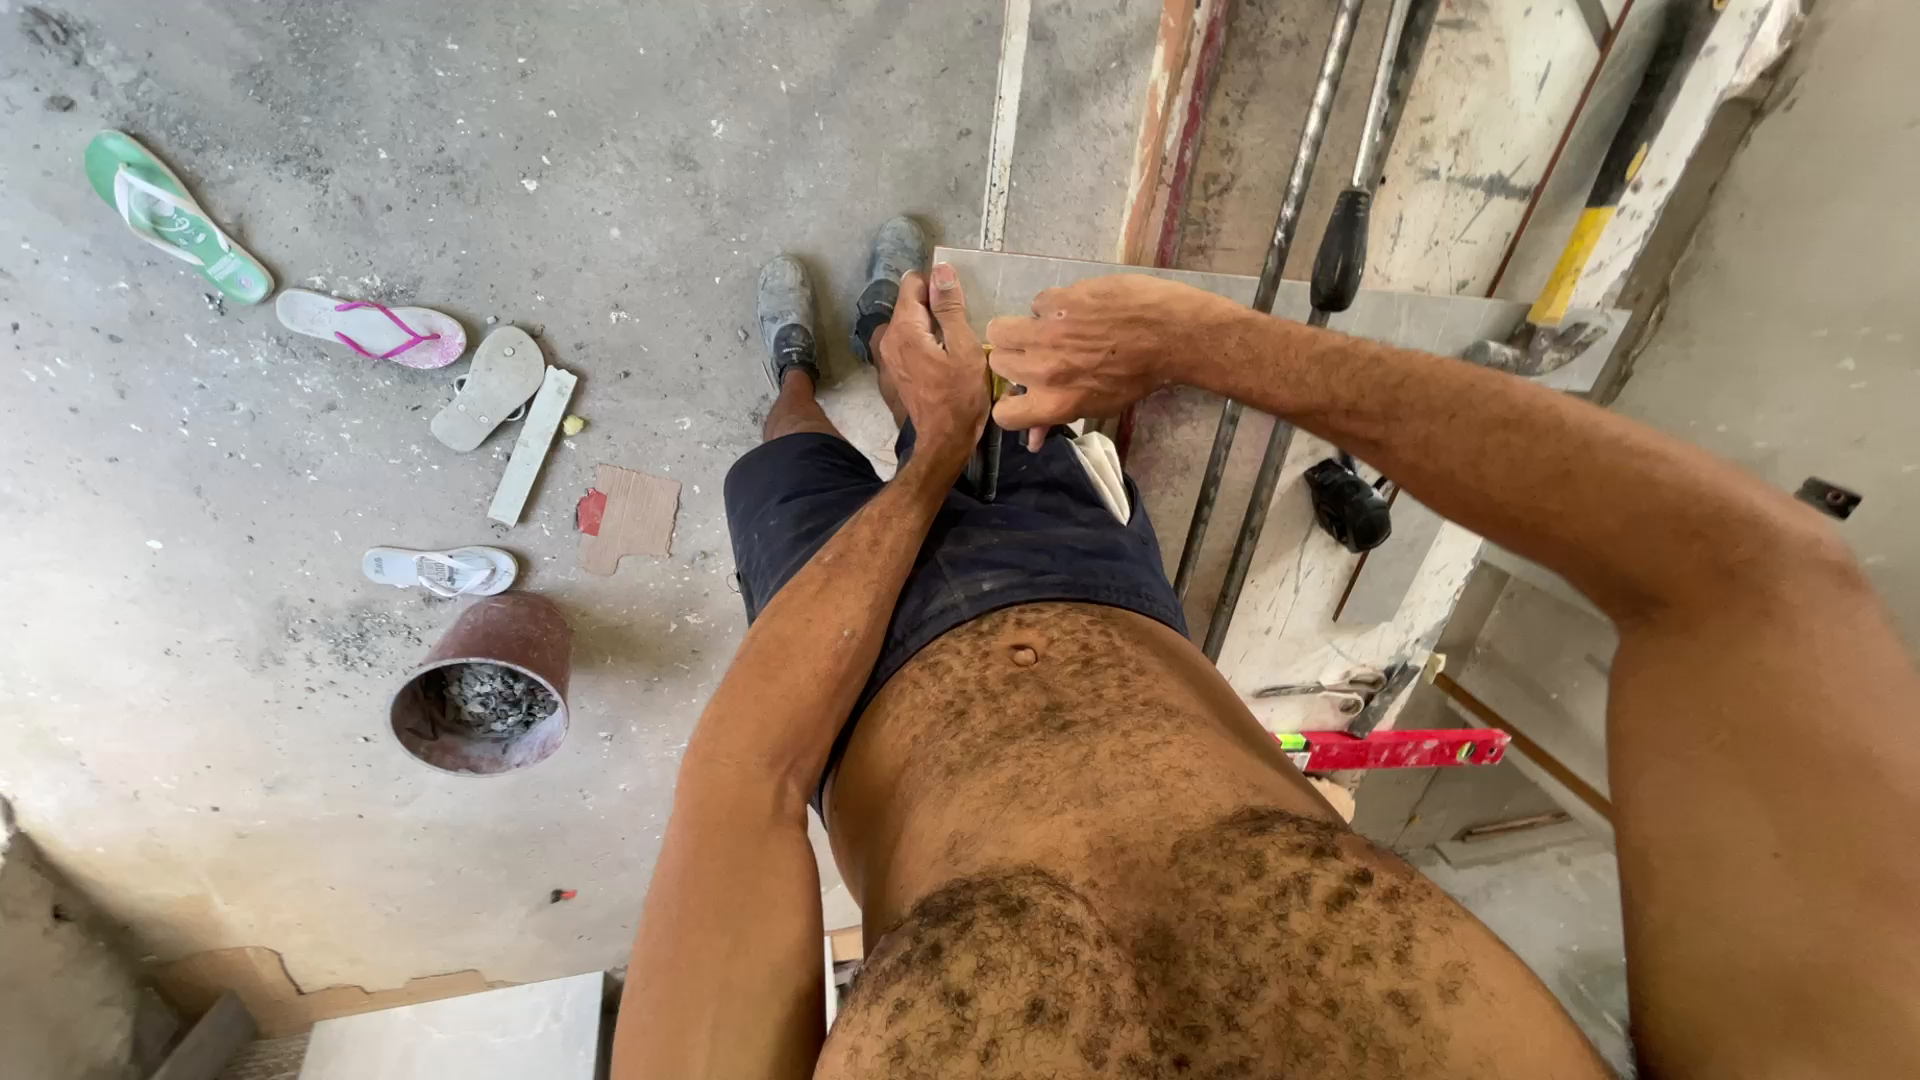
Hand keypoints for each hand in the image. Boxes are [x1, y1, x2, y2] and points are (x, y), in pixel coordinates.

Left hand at [877, 264, 989, 472]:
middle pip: (912, 302)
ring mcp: (890, 355)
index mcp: (904, 329)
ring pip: (912, 321)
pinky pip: (911, 340)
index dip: (938, 287)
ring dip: (934, 325)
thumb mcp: (964, 348)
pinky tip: (947, 358)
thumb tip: (941, 271)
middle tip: (962, 327)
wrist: (945, 439)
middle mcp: (889, 338)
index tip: (959, 305)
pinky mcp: (896, 369)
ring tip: (956, 344)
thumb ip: (950, 308)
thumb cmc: (960, 396)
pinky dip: (928, 341)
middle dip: (936, 306)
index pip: (913, 283)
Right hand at [984, 274, 1247, 429]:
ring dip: (1019, 330)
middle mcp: (1044, 369)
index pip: (1003, 414)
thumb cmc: (1139, 377)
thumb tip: (1033, 440)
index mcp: (1054, 402)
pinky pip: (1037, 303)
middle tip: (1035, 354)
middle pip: (997, 363)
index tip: (1020, 394)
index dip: (1009, 404)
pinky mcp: (1059, 299)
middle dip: (1012, 359)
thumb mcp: (1098, 407)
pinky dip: (1052, 307)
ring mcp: (1048, 331)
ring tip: (1046, 329)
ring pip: (1001, 329)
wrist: (1172, 334)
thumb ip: (1058, 419)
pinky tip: (1075, 310)